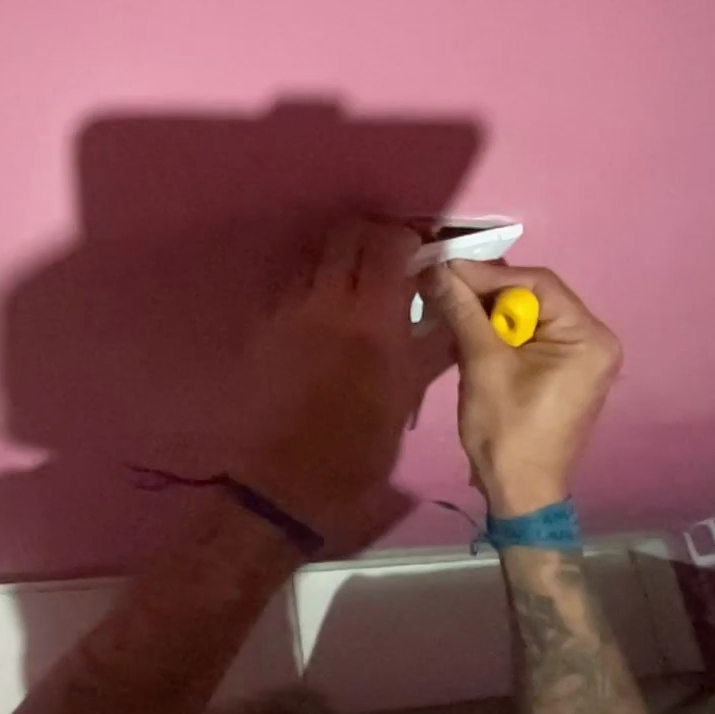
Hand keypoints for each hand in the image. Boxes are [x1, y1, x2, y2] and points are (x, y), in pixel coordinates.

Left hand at [230, 220, 439, 551]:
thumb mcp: (407, 396)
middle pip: (346, 233)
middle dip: (371, 235)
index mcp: (372, 318)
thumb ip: (431, 343)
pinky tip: (324, 308)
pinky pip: (292, 284)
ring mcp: (290, 311)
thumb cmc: (360, 447)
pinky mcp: (265, 326)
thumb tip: (448, 307)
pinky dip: (313, 281)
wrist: (287, 481)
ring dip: (339, 255)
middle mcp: (327, 302)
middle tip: (387, 258)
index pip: (388, 243)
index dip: (405, 236)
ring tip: (354, 281)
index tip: (417, 251)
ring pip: (315, 254)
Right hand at [423, 260, 621, 515]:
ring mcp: (578, 355)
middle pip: (532, 296)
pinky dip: (495, 331)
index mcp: (587, 337)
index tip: (443, 269)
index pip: (536, 284)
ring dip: (484, 311)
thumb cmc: (506, 429)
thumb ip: (463, 311)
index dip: (487, 274)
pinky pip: (526, 335)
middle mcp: (592, 339)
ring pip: (525, 315)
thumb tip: (436, 270)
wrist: (518, 490)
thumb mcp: (482, 364)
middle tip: (440, 285)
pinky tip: (464, 329)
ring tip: (446, 304)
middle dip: (484, 292)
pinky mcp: (560, 369)